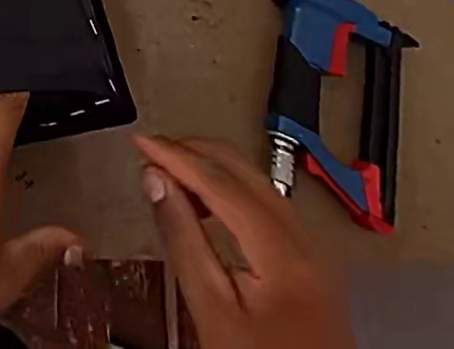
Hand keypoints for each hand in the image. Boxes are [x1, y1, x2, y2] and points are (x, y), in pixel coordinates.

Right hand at [134, 134, 353, 348]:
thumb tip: (156, 180)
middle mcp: (304, 240)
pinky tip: (202, 200)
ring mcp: (312, 249)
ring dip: (209, 168)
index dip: (175, 155)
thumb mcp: (211, 312)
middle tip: (151, 154)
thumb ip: (182, 239)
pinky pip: (264, 201)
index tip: (140, 141)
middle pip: (242, 169)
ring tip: (168, 174)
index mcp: (283, 253)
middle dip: (192, 153)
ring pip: (254, 179)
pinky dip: (227, 188)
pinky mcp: (309, 259)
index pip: (220, 182)